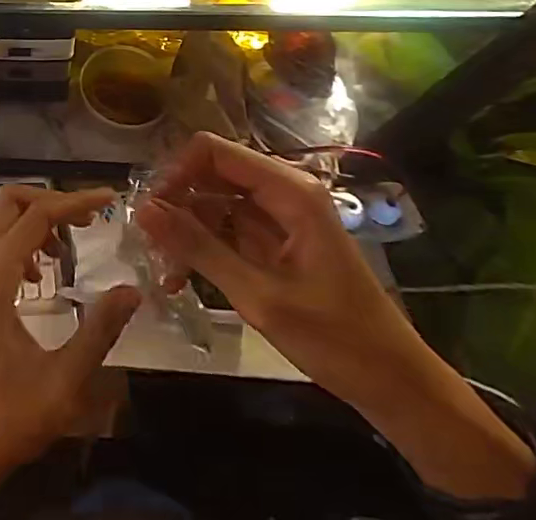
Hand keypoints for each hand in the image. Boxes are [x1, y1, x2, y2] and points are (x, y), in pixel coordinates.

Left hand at [0, 187, 140, 519]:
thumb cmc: (5, 417)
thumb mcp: (64, 381)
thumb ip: (99, 331)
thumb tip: (133, 290)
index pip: (36, 216)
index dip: (75, 202)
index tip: (111, 201)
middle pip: (7, 203)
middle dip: (50, 201)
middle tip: (88, 222)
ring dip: (33, 223)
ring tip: (67, 251)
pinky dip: (20, 244)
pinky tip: (40, 278)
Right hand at [135, 133, 535, 500]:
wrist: (395, 385)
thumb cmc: (337, 340)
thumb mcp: (259, 297)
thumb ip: (199, 248)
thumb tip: (141, 209)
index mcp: (289, 191)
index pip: (213, 150)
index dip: (175, 172)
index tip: (150, 211)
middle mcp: (282, 192)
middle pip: (209, 173)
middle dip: (174, 203)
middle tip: (148, 244)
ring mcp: (277, 217)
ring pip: (211, 202)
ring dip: (183, 230)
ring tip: (163, 271)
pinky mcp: (272, 242)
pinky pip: (223, 229)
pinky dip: (199, 248)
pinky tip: (179, 279)